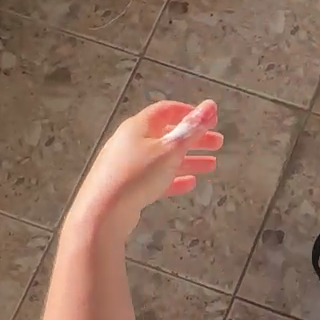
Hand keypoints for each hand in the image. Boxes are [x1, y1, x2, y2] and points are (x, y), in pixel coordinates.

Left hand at [67, 100, 221, 244]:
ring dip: (189, 160)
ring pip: (164, 157)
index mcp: (139, 127)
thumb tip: (211, 105)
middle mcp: (131, 142)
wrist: (101, 215)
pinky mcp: (126, 186)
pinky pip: (155, 177)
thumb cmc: (137, 175)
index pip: (167, 110)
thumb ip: (192, 129)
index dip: (190, 113)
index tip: (211, 120)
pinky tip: (190, 184)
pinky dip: (173, 178)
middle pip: (168, 135)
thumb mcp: (170, 150)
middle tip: (218, 143)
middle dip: (195, 139)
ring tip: (211, 166)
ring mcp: (127, 165)